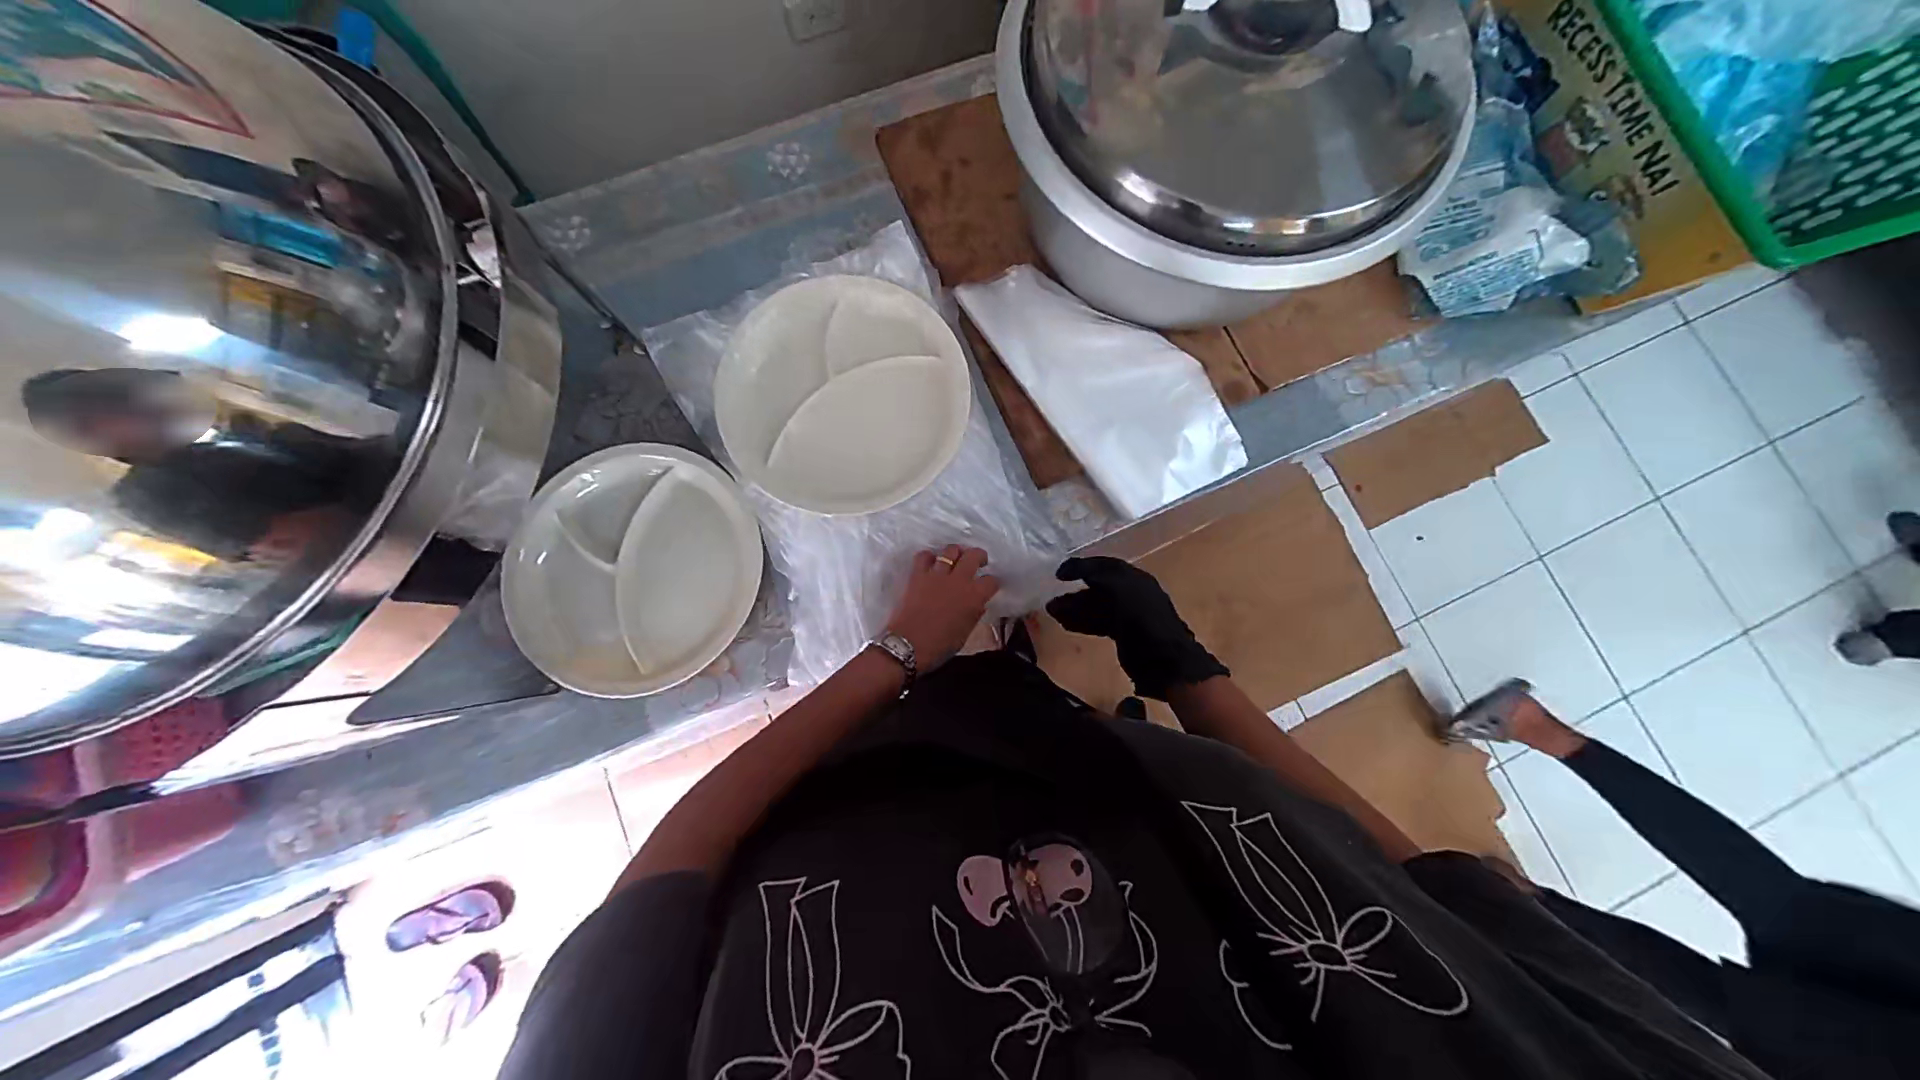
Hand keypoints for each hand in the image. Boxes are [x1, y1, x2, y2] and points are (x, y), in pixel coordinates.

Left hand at [885, 546, 1001, 670]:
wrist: (909, 645)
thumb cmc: (940, 646)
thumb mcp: (965, 633)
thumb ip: (974, 615)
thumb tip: (979, 604)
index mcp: (974, 597)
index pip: (991, 581)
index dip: (993, 582)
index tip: (990, 586)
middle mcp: (958, 580)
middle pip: (973, 555)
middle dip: (979, 556)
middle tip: (979, 561)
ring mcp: (937, 575)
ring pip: (950, 550)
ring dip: (956, 552)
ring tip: (956, 558)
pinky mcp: (918, 575)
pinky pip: (924, 556)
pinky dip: (929, 557)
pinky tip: (931, 563)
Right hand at [1046, 556, 1226, 699]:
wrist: (1165, 661)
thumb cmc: (1144, 620)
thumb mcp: (1120, 590)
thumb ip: (1099, 576)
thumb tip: (1078, 568)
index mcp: (1135, 579)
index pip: (1105, 566)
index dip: (1081, 567)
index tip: (1059, 574)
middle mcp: (1132, 594)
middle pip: (1097, 588)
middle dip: (1074, 593)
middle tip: (1052, 599)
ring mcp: (1128, 616)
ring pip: (1095, 607)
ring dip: (1073, 608)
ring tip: (1052, 612)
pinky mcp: (1124, 636)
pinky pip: (1098, 623)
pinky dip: (1081, 622)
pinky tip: (1066, 625)